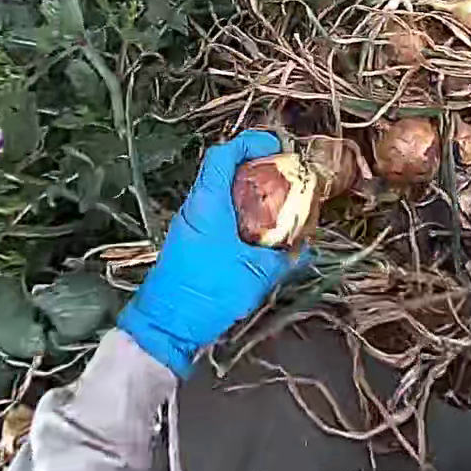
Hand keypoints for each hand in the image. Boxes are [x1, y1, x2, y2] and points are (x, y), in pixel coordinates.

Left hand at [116, 131, 306, 376]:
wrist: (165, 328)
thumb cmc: (208, 292)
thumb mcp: (256, 275)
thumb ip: (285, 259)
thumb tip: (306, 249)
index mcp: (208, 204)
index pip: (223, 155)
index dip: (250, 143)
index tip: (275, 146)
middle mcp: (196, 206)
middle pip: (223, 168)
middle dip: (255, 164)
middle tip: (284, 171)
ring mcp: (190, 222)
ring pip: (219, 188)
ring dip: (246, 186)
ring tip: (276, 196)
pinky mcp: (189, 239)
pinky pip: (216, 209)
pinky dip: (237, 206)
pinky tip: (257, 225)